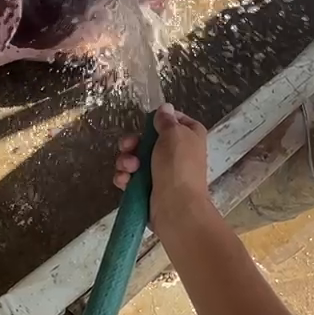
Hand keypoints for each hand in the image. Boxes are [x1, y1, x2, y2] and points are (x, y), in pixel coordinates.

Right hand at [113, 104, 213, 228]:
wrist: (176, 207)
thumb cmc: (177, 166)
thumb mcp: (173, 135)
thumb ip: (166, 120)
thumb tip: (165, 107)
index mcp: (189, 136)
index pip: (171, 120)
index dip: (156, 121)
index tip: (146, 124)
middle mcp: (176, 152)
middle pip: (147, 139)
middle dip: (133, 143)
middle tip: (128, 147)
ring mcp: (161, 171)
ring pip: (134, 158)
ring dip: (126, 161)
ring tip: (129, 169)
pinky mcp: (147, 188)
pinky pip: (130, 177)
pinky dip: (124, 178)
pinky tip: (124, 181)